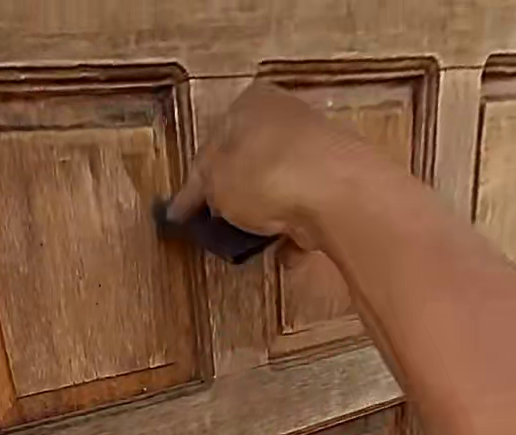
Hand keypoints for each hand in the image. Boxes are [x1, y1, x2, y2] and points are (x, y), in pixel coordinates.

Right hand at [168, 83, 397, 250]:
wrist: (334, 194)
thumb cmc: (265, 176)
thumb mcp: (213, 183)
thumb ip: (198, 191)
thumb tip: (189, 203)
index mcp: (250, 103)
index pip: (210, 148)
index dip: (194, 186)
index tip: (181, 215)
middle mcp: (284, 117)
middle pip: (245, 165)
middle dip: (231, 198)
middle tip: (214, 228)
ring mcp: (313, 148)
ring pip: (274, 187)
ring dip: (261, 217)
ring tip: (248, 242)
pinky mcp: (333, 180)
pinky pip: (301, 210)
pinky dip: (290, 232)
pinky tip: (282, 250)